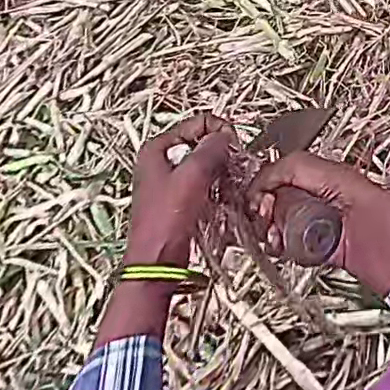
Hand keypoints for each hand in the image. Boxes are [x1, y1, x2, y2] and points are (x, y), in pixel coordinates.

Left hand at [122, 113, 236, 267]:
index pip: (197, 123)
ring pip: (205, 165)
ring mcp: (170, 183)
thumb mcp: (192, 175)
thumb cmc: (165, 223)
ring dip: (221, 173)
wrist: (158, 267)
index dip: (218, 131)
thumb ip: (211, 149)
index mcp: (156, 149)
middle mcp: (161, 163)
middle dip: (221, 154)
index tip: (231, 146)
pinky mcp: (180, 202)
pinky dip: (217, 188)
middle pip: (202, 144)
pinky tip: (223, 198)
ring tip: (228, 184)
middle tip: (232, 166)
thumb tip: (225, 136)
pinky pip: (205, 185)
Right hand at [249, 152, 389, 294]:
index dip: (266, 180)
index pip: (290, 165)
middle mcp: (330, 192)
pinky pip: (297, 234)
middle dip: (267, 204)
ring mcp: (330, 217)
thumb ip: (310, 200)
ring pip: (287, 212)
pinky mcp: (331, 242)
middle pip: (283, 187)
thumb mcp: (350, 206)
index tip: (252, 202)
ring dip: (273, 225)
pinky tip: (282, 251)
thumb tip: (273, 199)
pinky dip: (285, 241)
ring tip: (273, 242)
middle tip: (263, 226)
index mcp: (337, 176)